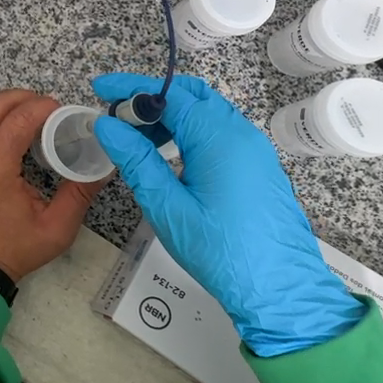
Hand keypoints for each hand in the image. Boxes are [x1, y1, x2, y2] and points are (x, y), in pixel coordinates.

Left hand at [0, 90, 104, 281]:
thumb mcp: (56, 228)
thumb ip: (80, 193)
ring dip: (1, 103)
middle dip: (23, 98)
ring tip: (25, 113)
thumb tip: (103, 166)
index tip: (61, 110)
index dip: (42, 106)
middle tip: (47, 108)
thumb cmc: (12, 248)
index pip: (18, 118)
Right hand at [90, 73, 362, 355]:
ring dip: (168, 114)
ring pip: (205, 112)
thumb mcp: (167, 206)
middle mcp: (240, 134)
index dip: (130, 87)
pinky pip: (218, 131)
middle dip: (149, 96)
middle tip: (115, 112)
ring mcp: (253, 150)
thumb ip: (135, 159)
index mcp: (219, 138)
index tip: (98, 88)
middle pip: (190, 95)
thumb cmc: (221, 251)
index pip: (168, 94)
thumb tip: (106, 124)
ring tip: (134, 137)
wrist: (283, 294)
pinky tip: (165, 155)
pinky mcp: (257, 167)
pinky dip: (187, 130)